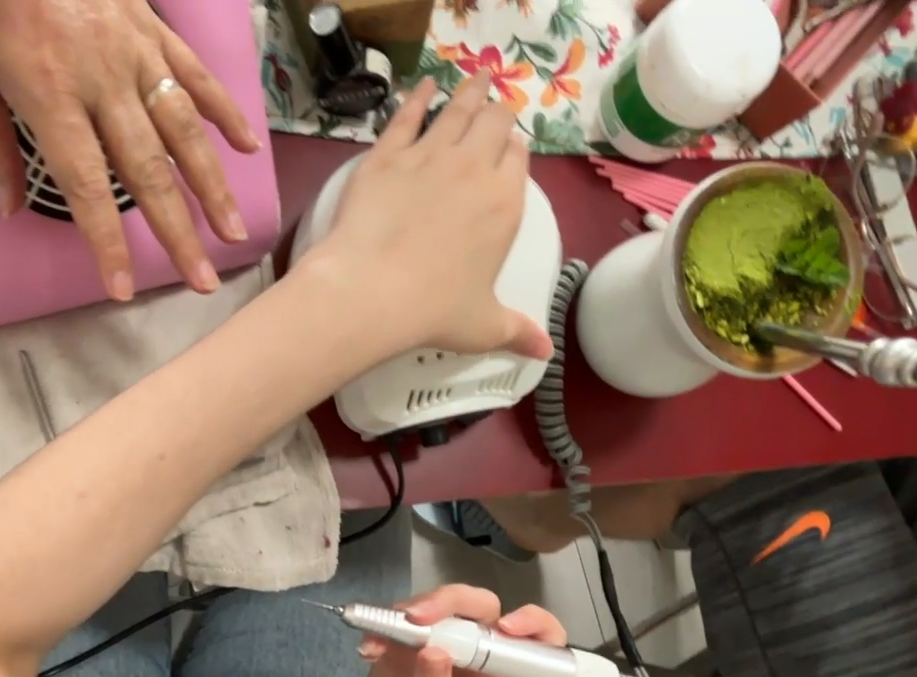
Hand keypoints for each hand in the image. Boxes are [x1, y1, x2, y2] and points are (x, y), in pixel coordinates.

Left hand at [0, 0, 263, 300]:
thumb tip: (9, 209)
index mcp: (50, 94)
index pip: (87, 186)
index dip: (107, 242)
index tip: (124, 289)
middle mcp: (102, 80)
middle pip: (148, 171)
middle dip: (178, 233)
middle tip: (203, 281)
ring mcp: (135, 51)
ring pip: (184, 130)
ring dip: (213, 187)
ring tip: (233, 233)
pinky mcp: (153, 26)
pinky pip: (195, 74)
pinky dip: (225, 111)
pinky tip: (248, 148)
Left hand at [295, 74, 552, 361]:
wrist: (371, 292)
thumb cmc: (432, 313)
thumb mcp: (482, 327)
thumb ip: (517, 333)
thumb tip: (545, 353)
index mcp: (505, 203)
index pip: (517, 158)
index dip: (511, 152)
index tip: (505, 153)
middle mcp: (474, 168)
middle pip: (494, 122)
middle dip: (496, 115)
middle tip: (491, 114)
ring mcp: (429, 156)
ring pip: (457, 109)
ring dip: (469, 94)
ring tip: (475, 82)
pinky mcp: (386, 155)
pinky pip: (406, 116)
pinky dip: (417, 99)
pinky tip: (422, 89)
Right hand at [351, 585, 567, 676]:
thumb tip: (434, 651)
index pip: (540, 641)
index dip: (532, 623)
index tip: (502, 627)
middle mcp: (479, 657)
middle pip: (482, 607)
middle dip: (453, 601)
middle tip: (418, 616)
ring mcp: (444, 645)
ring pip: (442, 604)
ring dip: (413, 608)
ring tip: (383, 636)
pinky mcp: (409, 643)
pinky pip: (401, 618)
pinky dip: (383, 624)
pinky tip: (368, 651)